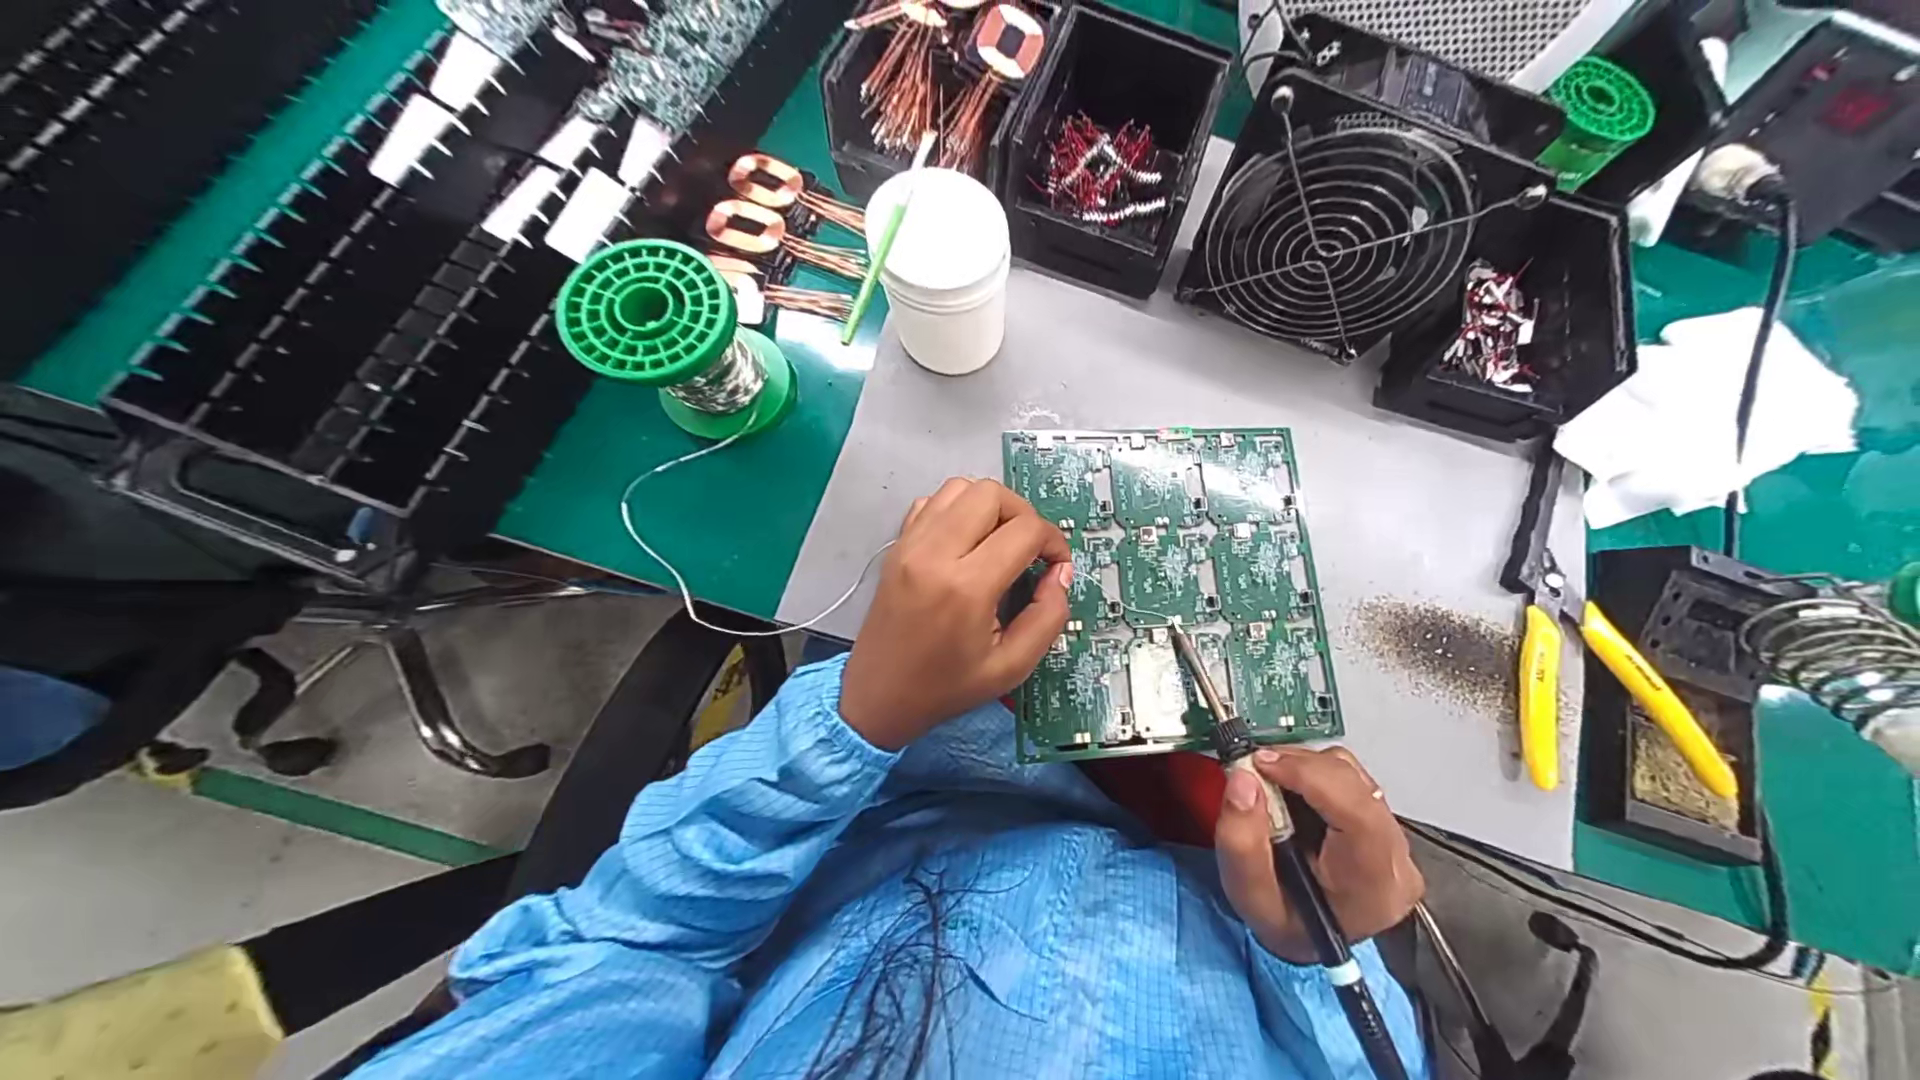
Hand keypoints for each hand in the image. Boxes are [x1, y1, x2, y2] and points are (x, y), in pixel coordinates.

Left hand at [839, 477, 1071, 750]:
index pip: (1025, 530)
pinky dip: (956, 510)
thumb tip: (1060, 573)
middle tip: (1029, 549)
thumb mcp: (1012, 666)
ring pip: (960, 487)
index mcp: (966, 588)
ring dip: (990, 506)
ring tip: (1000, 542)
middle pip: (992, 494)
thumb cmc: (945, 687)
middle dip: (1024, 514)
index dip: (1053, 542)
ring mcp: (910, 545)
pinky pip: (931, 502)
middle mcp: (934, 554)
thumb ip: (1048, 617)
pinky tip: (966, 542)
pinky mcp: (897, 546)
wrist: (879, 696)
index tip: (1055, 566)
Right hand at [1215, 746, 1423, 962]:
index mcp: (1372, 886)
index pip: (1357, 814)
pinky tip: (1289, 790)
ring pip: (1350, 772)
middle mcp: (1397, 860)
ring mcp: (1395, 839)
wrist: (1308, 934)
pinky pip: (1348, 776)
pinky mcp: (1383, 820)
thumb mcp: (1249, 896)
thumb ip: (1241, 842)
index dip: (1308, 777)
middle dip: (1296, 766)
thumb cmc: (1284, 921)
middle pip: (1353, 785)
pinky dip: (1311, 772)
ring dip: (1301, 767)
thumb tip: (1244, 779)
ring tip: (1268, 784)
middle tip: (1251, 771)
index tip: (1260, 765)